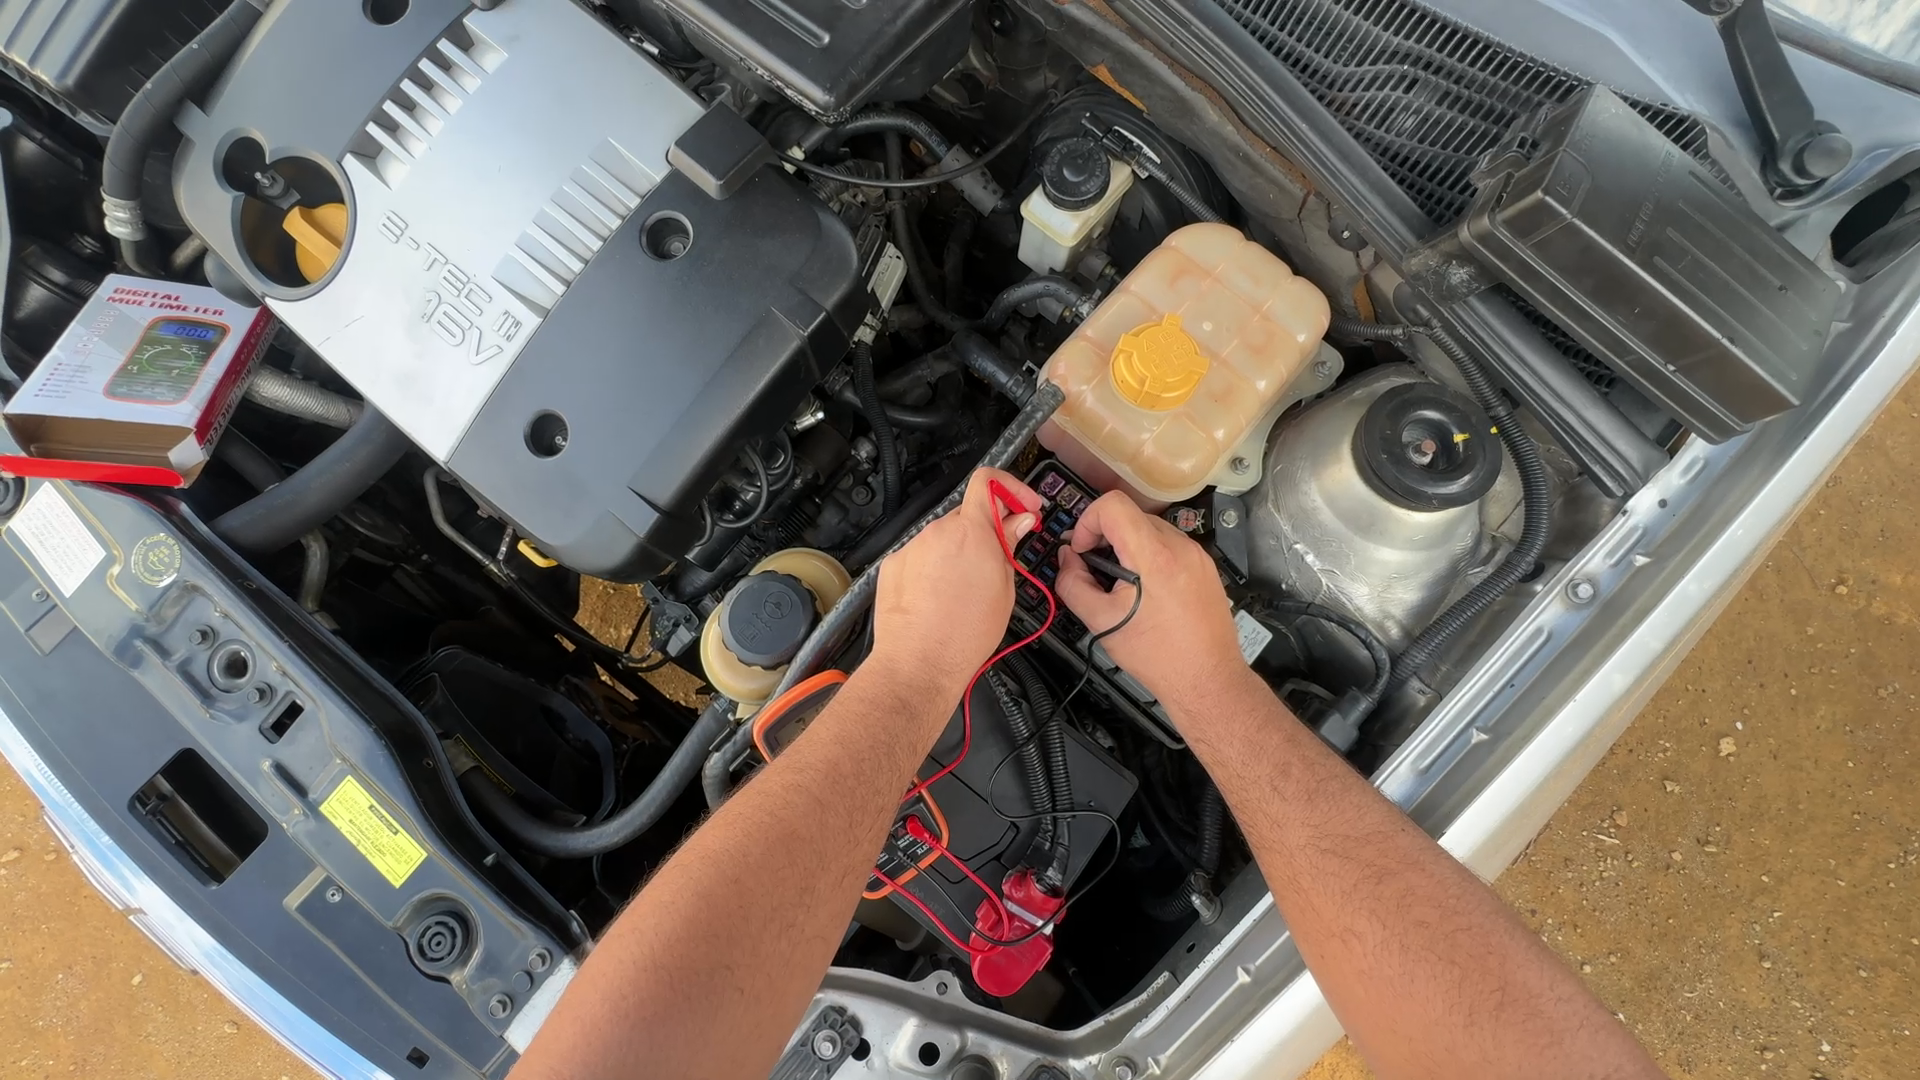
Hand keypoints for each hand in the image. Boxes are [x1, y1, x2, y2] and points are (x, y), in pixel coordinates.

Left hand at [870, 468, 1039, 701]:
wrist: (919, 662)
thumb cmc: (964, 635)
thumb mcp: (1003, 588)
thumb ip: (1008, 545)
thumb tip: (1018, 521)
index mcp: (973, 531)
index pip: (988, 481)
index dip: (1009, 488)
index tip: (1021, 505)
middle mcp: (939, 531)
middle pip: (967, 516)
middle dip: (984, 532)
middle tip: (996, 560)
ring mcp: (913, 546)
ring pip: (942, 538)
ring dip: (956, 553)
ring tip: (963, 590)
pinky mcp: (894, 563)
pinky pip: (920, 556)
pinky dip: (932, 568)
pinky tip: (937, 597)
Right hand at [1055, 492, 1246, 702]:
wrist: (1206, 679)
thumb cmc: (1159, 656)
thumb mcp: (1101, 621)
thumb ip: (1073, 584)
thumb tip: (1067, 560)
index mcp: (1154, 557)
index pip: (1113, 506)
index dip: (1088, 522)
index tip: (1083, 548)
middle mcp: (1180, 548)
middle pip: (1130, 516)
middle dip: (1105, 538)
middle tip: (1097, 570)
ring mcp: (1196, 555)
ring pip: (1148, 529)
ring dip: (1127, 547)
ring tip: (1123, 585)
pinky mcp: (1204, 566)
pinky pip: (1168, 545)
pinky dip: (1148, 557)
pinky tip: (1145, 591)